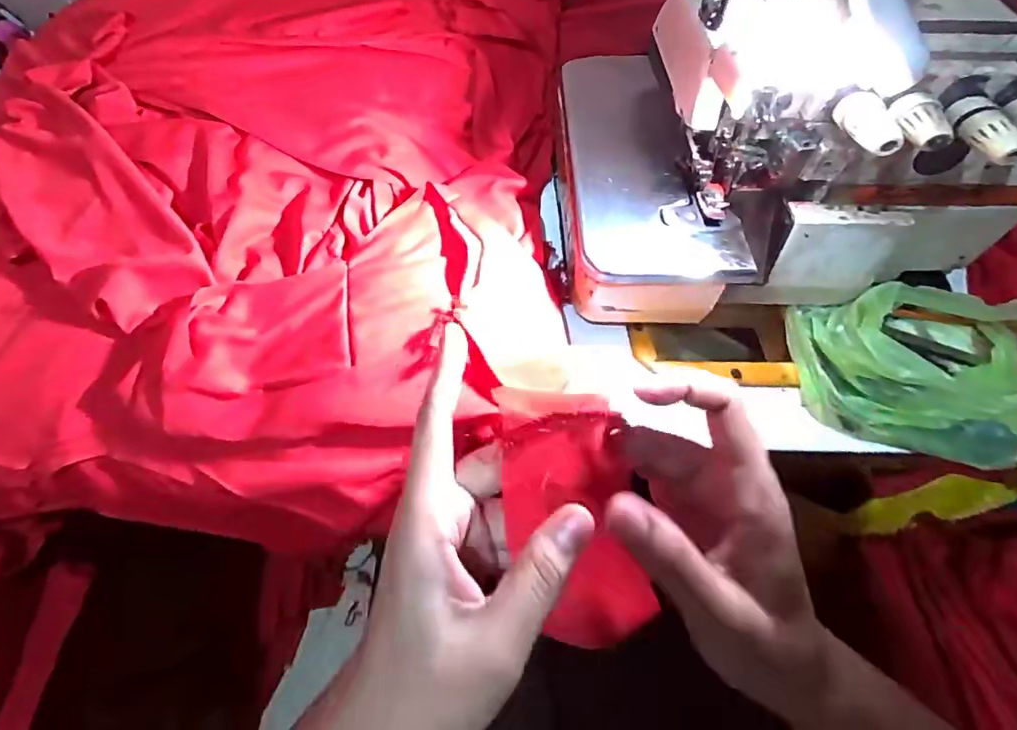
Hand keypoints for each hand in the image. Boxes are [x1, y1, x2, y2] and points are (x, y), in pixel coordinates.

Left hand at [300, 320, 594, 729]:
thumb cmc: (426, 688)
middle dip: (534, 460)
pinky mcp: (457, 563)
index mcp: (428, 518)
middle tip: (589, 445)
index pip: (434, 429)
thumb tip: (584, 513)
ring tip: (590, 497)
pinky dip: (529, 534)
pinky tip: (567, 541)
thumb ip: (541, 576)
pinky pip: (499, 531)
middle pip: (489, 467)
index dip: (443, 376)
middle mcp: (436, 515)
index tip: (454, 329)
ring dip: (537, 503)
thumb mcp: (495, 638)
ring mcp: (446, 540)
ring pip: (500, 501)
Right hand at [604, 377, 945, 729]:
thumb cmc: (766, 640)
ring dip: (618, 458)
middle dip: (629, 436)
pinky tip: (590, 488)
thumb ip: (670, 557)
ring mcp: (702, 495)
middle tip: (576, 447)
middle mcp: (724, 479)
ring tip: (573, 467)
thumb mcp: (718, 606)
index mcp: (748, 487)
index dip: (686, 388)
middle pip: (673, 436)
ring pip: (656, 456)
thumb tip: (611, 505)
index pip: (726, 410)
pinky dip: (619, 480)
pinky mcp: (684, 512)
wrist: (786, 673)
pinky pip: (648, 482)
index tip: (638, 394)